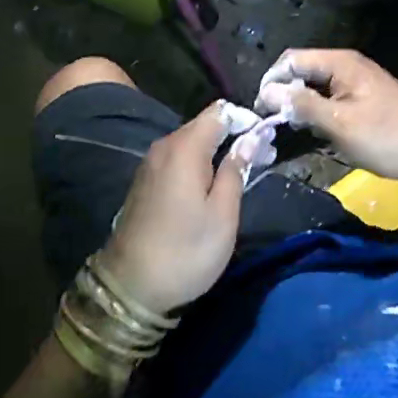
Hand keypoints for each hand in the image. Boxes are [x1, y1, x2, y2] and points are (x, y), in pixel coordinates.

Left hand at [99, 102, 254, 313]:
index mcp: (183, 148)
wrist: (132, 285)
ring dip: (216, 152)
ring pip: (189, 144)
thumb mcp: (223, 214)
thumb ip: (236, 171)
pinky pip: (176, 161)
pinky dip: (197, 165)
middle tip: (262, 159)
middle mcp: (163, 147)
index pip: (218, 112)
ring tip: (242, 173)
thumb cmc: (186, 250)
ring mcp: (149, 164)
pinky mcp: (144, 182)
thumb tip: (250, 138)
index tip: (266, 138)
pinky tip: (211, 185)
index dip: (244, 119)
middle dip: (233, 136)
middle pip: (203, 126)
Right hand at [255, 49, 397, 191]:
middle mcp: (347, 64)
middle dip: (283, 92)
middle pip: (301, 69)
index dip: (271, 81)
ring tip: (290, 128)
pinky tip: (314, 130)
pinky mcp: (364, 97)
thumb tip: (266, 92)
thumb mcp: (340, 124)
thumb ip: (302, 105)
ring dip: (299, 103)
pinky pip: (329, 96)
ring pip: (314, 85)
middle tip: (273, 123)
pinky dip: (316, 110)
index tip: (260, 111)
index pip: (290, 59)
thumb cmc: (389, 138)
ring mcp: (357, 81)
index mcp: (340, 63)